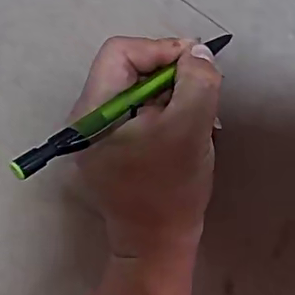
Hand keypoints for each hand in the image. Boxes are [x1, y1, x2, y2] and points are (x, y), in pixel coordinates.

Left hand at [68, 37, 222, 259]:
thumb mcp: (190, 127)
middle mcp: (89, 118)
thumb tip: (197, 52)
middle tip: (205, 92)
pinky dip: (169, 114)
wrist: (157, 244)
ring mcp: (100, 135)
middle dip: (173, 76)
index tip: (197, 65)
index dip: (161, 50)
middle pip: (131, 70)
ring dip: (176, 96)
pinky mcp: (115, 149)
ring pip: (140, 92)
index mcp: (93, 110)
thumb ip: (197, 82)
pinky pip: (142, 114)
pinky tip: (191, 132)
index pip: (121, 52)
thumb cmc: (170, 188)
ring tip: (204, 117)